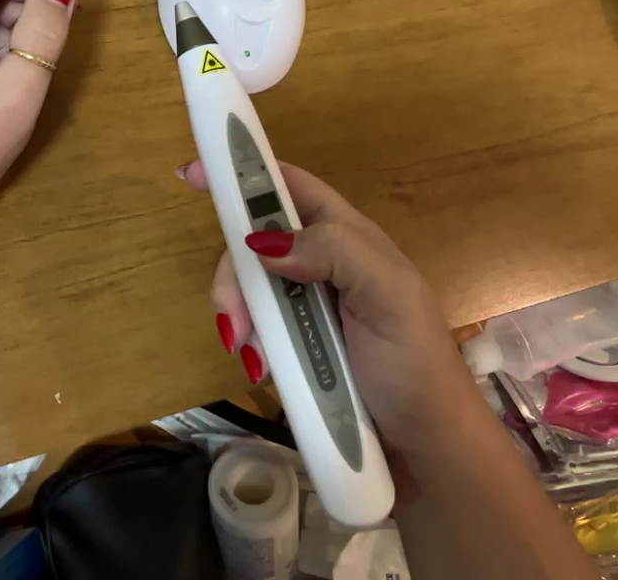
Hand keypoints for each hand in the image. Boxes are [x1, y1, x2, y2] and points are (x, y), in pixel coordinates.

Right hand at [179, 161, 484, 454]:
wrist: (425, 444)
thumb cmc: (414, 360)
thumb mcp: (388, 294)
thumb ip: (332, 251)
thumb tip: (261, 241)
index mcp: (344, 234)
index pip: (287, 186)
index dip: (244, 173)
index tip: (192, 173)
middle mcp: (318, 259)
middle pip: (252, 241)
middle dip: (233, 275)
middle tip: (232, 321)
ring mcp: (303, 303)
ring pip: (248, 286)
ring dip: (238, 315)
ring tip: (251, 357)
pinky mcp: (293, 343)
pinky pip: (254, 327)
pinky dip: (248, 343)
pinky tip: (259, 368)